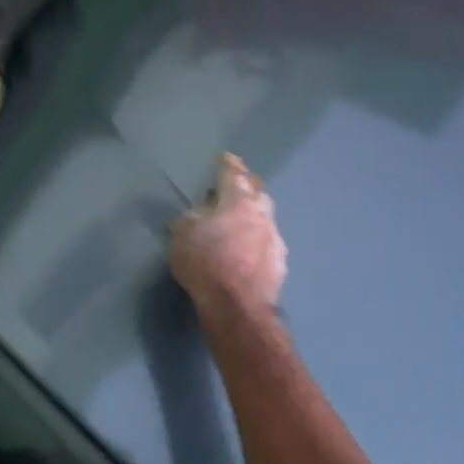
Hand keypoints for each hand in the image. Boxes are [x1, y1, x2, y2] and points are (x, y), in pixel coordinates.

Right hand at [170, 153, 286, 316]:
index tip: (226, 157)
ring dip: (253, 215)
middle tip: (236, 185)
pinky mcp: (280, 265)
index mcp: (238, 202)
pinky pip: (267, 243)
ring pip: (265, 219)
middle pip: (258, 193)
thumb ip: (194, 215)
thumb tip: (202, 211)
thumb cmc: (204, 261)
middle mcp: (262, 216)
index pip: (234, 175)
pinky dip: (257, 240)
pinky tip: (247, 248)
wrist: (237, 307)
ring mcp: (275, 241)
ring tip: (239, 220)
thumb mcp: (183, 232)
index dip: (228, 164)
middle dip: (248, 186)